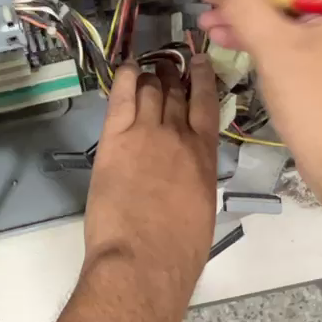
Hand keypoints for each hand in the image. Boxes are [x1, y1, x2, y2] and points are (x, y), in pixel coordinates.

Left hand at [83, 55, 220, 295]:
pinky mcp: (115, 139)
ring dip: (149, 77)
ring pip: (150, 91)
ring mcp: (146, 134)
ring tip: (146, 70)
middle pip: (175, 95)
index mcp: (205, 156)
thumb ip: (196, 180)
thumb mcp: (203, 208)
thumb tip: (188, 175)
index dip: (203, 79)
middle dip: (171, 77)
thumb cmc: (179, 249)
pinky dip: (124, 78)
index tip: (199, 63)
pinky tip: (126, 68)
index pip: (206, 105)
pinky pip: (121, 98)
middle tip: (166, 68)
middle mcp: (178, 136)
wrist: (144, 259)